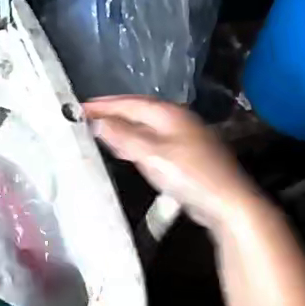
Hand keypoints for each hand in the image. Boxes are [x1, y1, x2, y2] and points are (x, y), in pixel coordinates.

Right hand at [82, 95, 264, 231]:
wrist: (227, 202)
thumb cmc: (189, 175)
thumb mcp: (151, 154)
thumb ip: (123, 136)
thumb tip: (97, 122)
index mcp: (169, 113)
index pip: (129, 102)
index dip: (103, 105)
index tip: (77, 107)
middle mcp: (177, 119)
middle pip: (138, 111)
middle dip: (111, 113)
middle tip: (84, 118)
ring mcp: (183, 137)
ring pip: (145, 126)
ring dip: (122, 127)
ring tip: (98, 131)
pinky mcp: (185, 156)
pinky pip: (152, 142)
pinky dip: (133, 142)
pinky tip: (125, 151)